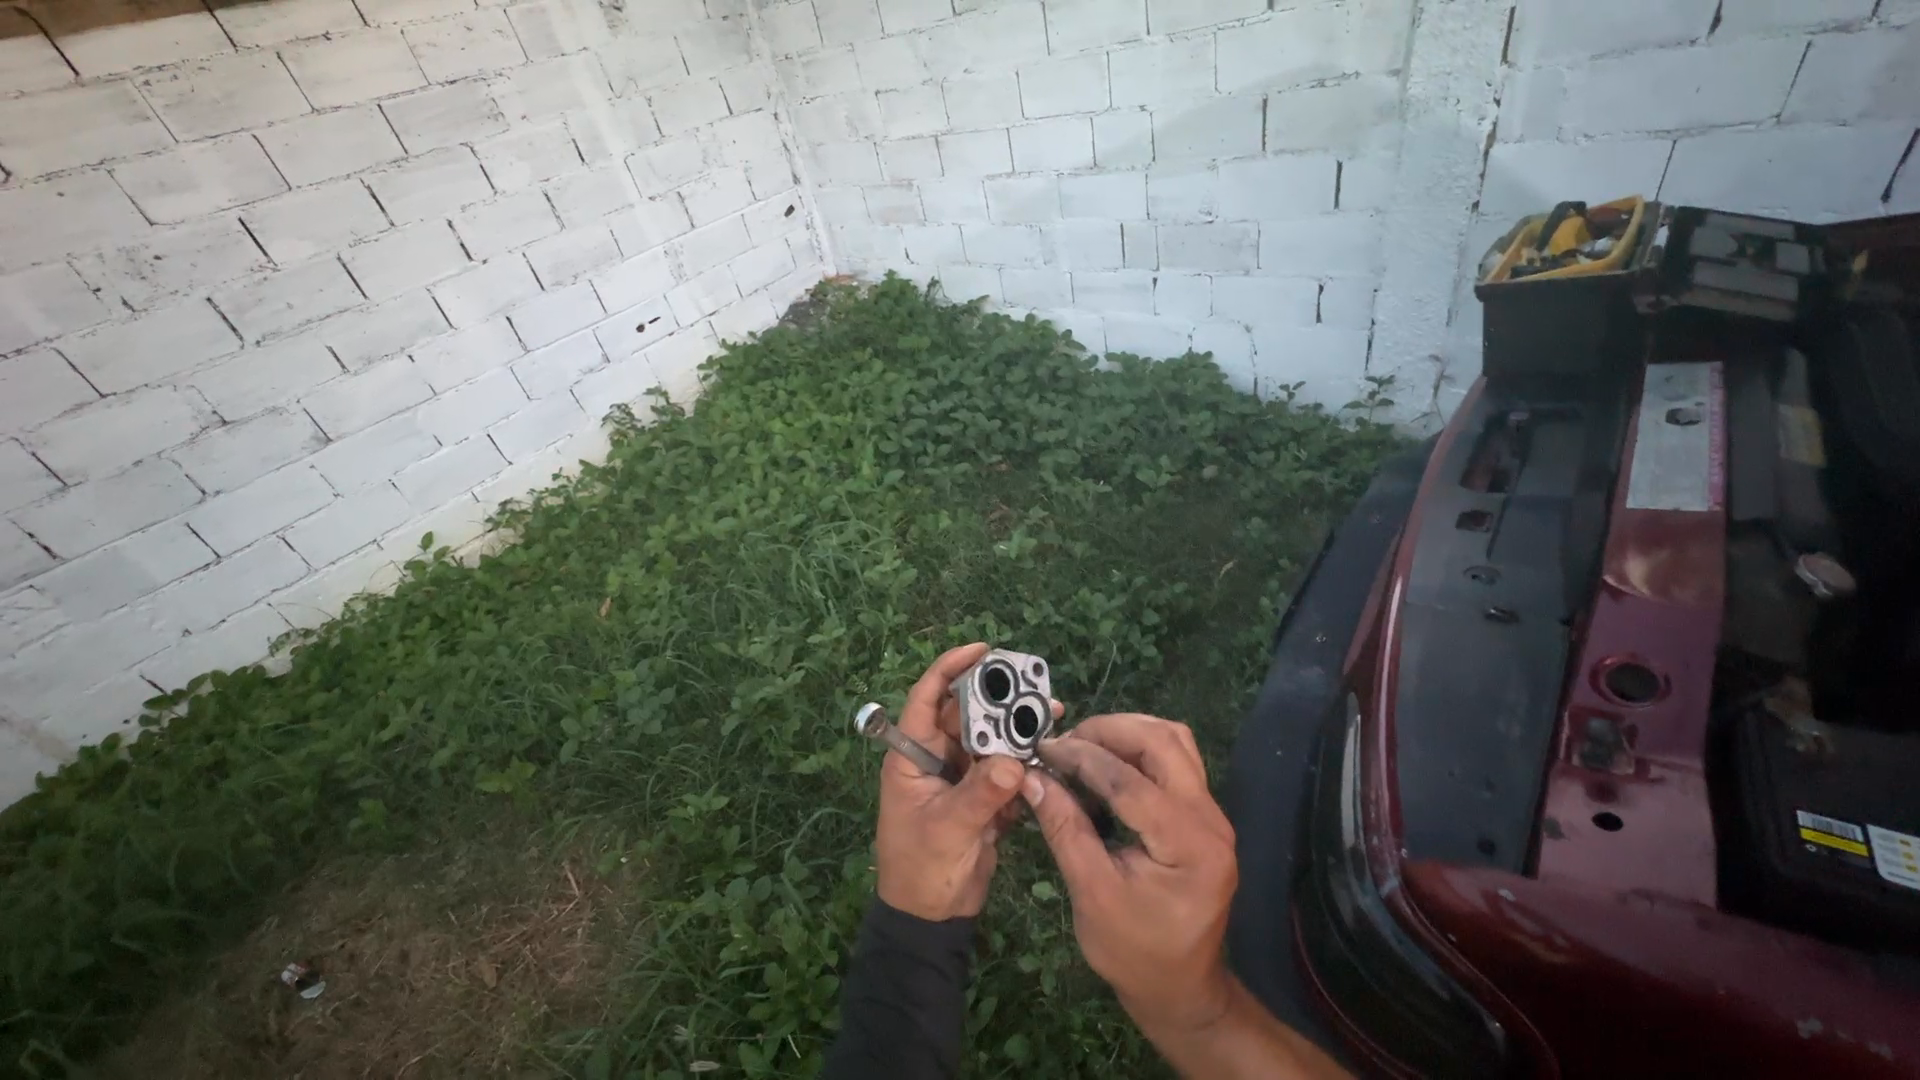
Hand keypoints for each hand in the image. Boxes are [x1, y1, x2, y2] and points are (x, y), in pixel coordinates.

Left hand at [875, 643, 1034, 920]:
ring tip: (1051, 715)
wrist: (932, 918)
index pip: (927, 698)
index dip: (951, 668)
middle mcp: (936, 758)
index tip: (983, 649)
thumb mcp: (947, 829)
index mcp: (912, 756)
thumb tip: (1013, 762)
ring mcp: (961, 777)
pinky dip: (1025, 761)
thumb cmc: (922, 869)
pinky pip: (1005, 768)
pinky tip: (1050, 754)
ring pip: (990, 739)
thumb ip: (979, 795)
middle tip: (1033, 687)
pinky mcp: (983, 797)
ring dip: (1017, 729)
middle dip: (998, 699)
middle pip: (967, 715)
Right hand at [1025, 713, 1238, 1034]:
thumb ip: (1064, 828)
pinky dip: (1139, 747)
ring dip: (1127, 732)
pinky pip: (1176, 758)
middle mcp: (1210, 819)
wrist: (1180, 985)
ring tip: (1082, 745)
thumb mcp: (1090, 893)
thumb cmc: (1133, 950)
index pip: (1130, 781)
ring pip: (1174, 741)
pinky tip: (1106, 761)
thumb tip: (1030, 776)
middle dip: (1108, 731)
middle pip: (1162, 742)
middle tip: (1063, 742)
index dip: (1082, 758)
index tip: (1042, 749)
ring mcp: (1212, 813)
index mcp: (1188, 846)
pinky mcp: (1203, 812)